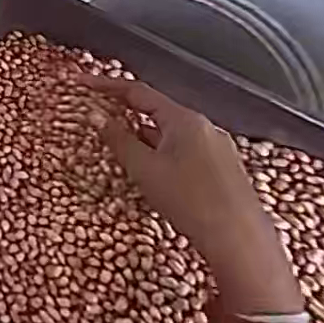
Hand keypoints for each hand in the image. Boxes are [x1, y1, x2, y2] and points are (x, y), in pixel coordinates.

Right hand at [77, 75, 302, 310]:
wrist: (240, 241)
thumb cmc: (188, 200)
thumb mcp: (143, 168)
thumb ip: (118, 139)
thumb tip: (96, 115)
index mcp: (183, 119)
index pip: (138, 92)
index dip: (107, 85)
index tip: (83, 81)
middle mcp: (203, 126)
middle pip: (156, 108)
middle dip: (125, 109)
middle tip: (97, 111)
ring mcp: (216, 146)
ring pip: (169, 130)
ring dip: (142, 131)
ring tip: (118, 142)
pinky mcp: (221, 167)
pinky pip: (182, 146)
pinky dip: (159, 147)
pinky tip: (149, 165)